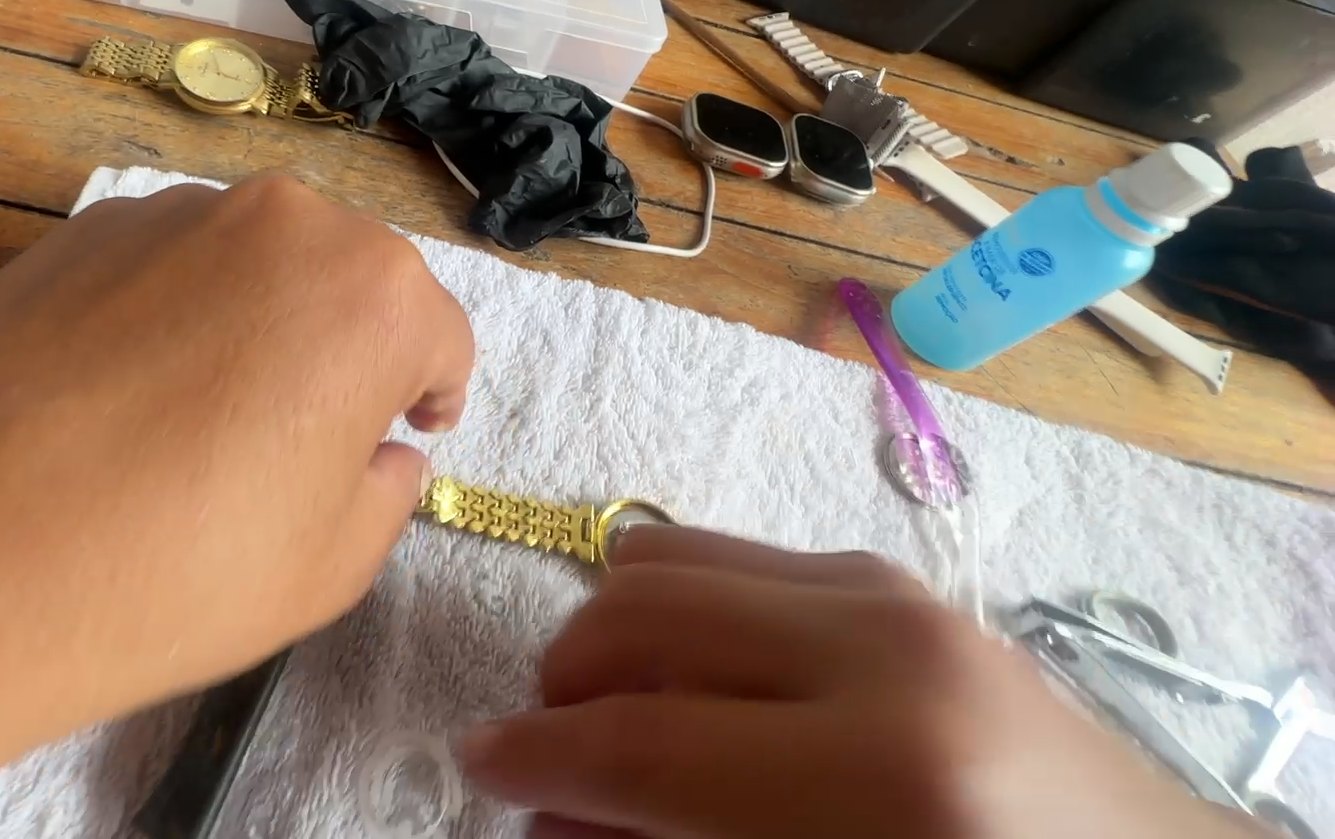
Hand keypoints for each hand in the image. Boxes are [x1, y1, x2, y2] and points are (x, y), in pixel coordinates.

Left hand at [0, 175, 472, 838]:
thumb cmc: (175, 570)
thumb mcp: (333, 564)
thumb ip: (388, 490)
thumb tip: (382, 448)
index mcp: (374, 295)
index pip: (440, 336)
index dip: (431, 393)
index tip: (404, 433)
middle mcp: (290, 222)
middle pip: (358, 283)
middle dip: (356, 348)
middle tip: (308, 427)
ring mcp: (182, 209)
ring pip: (269, 261)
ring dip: (271, 319)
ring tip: (210, 407)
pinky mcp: (92, 222)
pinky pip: (181, 259)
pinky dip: (188, 306)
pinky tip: (132, 382)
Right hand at [457, 528, 1258, 838]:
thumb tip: (542, 817)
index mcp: (886, 773)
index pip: (647, 742)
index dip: (539, 755)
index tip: (476, 761)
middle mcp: (877, 646)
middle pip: (638, 613)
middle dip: (564, 676)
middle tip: (554, 736)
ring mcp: (878, 586)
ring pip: (661, 558)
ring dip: (607, 627)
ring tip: (616, 697)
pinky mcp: (873, 566)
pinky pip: (713, 551)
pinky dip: (665, 602)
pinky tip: (686, 668)